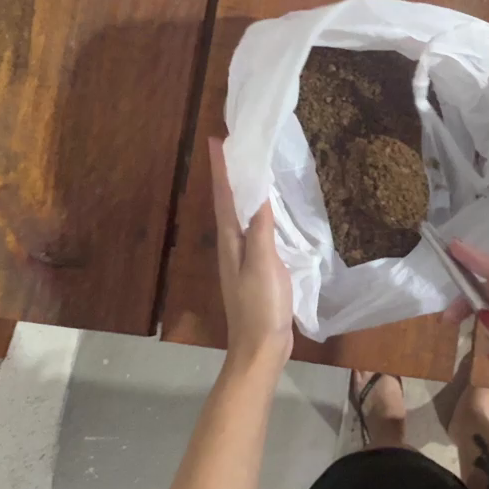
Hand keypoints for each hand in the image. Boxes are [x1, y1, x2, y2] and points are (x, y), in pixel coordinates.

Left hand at [209, 137, 293, 370]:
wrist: (261, 348)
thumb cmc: (261, 307)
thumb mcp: (263, 266)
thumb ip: (261, 231)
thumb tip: (258, 196)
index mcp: (231, 243)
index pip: (224, 198)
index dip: (220, 170)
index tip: (217, 140)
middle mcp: (232, 247)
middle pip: (228, 204)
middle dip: (229, 175)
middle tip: (235, 147)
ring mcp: (243, 260)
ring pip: (240, 217)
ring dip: (242, 193)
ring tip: (251, 170)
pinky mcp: (257, 271)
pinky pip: (255, 232)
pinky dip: (259, 214)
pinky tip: (270, 214)